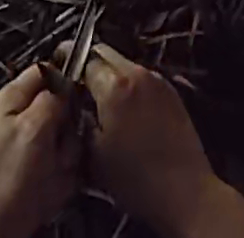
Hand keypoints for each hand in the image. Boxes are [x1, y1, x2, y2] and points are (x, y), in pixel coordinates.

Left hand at [0, 65, 79, 237]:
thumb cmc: (5, 178)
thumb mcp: (34, 126)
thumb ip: (53, 98)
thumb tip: (69, 83)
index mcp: (15, 97)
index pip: (49, 70)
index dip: (68, 80)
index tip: (80, 98)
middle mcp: (23, 117)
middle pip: (63, 108)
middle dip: (69, 128)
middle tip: (58, 145)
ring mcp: (31, 147)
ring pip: (68, 139)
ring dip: (67, 157)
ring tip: (51, 172)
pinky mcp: (37, 173)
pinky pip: (64, 166)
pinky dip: (63, 178)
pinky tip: (51, 188)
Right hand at [74, 43, 223, 236]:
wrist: (186, 192)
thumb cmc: (135, 178)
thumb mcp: (95, 154)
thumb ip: (80, 120)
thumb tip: (74, 104)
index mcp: (114, 85)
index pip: (83, 56)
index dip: (67, 60)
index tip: (57, 67)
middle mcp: (136, 73)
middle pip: (104, 51)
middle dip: (87, 62)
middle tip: (77, 83)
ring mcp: (156, 79)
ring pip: (123, 63)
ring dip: (108, 72)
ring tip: (101, 98)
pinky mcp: (171, 90)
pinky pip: (140, 76)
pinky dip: (128, 83)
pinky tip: (126, 109)